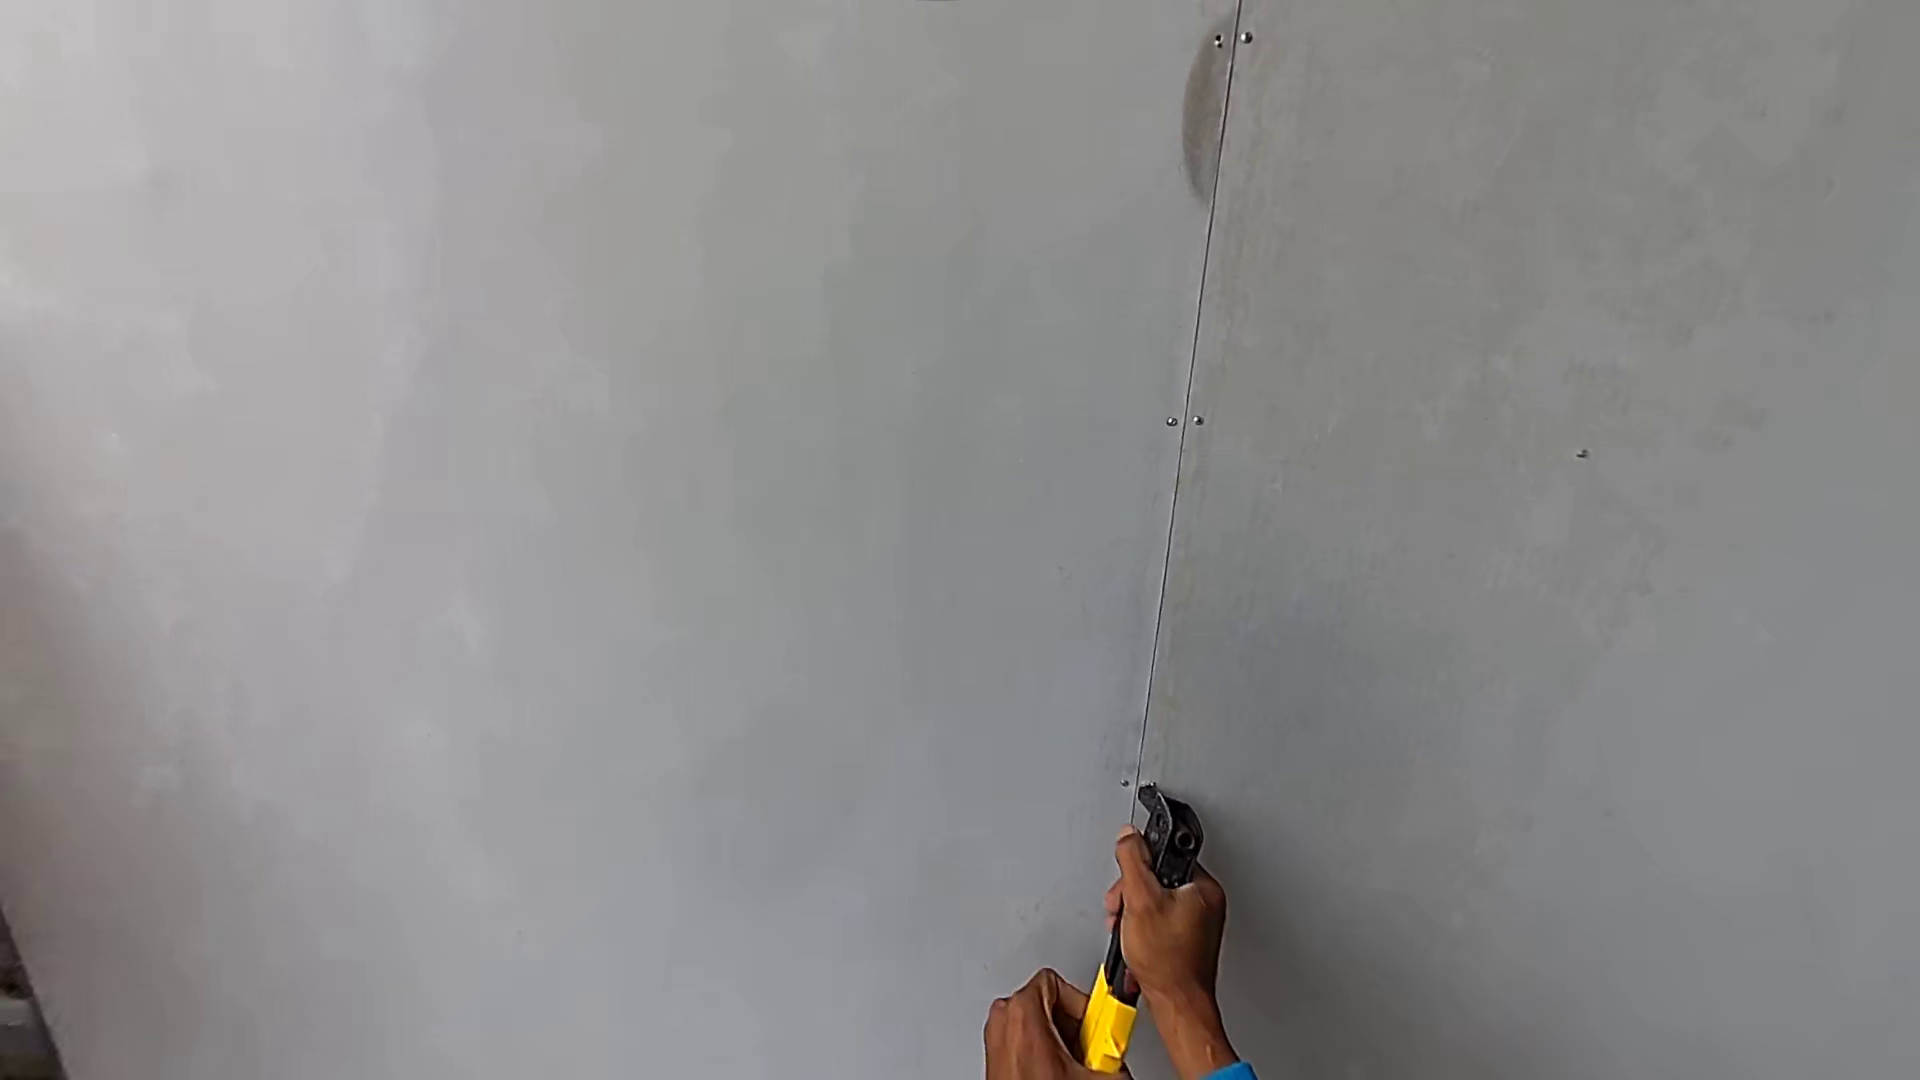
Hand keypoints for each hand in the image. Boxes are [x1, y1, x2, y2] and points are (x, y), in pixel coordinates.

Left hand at [984, 969, 1115, 1079]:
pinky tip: (1057, 1077)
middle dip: (1074, 1028)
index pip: (1058, 982)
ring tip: (1073, 1070)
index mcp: (1022, 1008)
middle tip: (1089, 1054)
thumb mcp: (1094, 1075)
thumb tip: (1123, 1058)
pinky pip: (1024, 1043)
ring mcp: (996, 1040)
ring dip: (1060, 1044)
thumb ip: (1112, 1055)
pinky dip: (1043, 1056)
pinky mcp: (994, 1060)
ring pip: (1037, 1025)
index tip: (1099, 1029)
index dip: (1085, 1006)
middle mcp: (1004, 1018)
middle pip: (1048, 1003)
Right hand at [1104, 827, 1236, 1079]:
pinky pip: (1157, 912)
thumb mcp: (1140, 898)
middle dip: (1132, 890)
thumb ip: (1132, 859)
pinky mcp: (1185, 934)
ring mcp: (1195, 919)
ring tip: (1128, 926)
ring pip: (1153, 894)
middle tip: (1126, 907)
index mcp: (1202, 886)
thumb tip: (1129, 834)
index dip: (1139, 862)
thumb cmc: (1168, 963)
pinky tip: (1136, 937)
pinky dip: (1141, 922)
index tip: (1131, 874)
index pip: (1163, 851)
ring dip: (1132, 908)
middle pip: (1156, 874)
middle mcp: (1203, 899)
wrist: (1176, 1007)